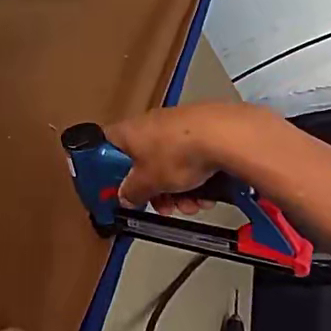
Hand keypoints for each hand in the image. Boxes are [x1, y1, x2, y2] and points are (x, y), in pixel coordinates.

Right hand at [106, 102, 277, 211]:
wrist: (225, 136)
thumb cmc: (180, 150)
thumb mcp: (148, 182)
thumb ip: (132, 191)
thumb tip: (126, 196)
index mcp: (128, 131)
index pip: (105, 148)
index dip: (107, 171)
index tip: (115, 190)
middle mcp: (149, 125)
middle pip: (141, 163)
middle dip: (152, 190)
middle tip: (161, 206)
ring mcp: (176, 127)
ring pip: (168, 165)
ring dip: (177, 190)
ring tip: (189, 204)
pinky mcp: (200, 132)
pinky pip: (189, 161)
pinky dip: (195, 180)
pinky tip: (205, 194)